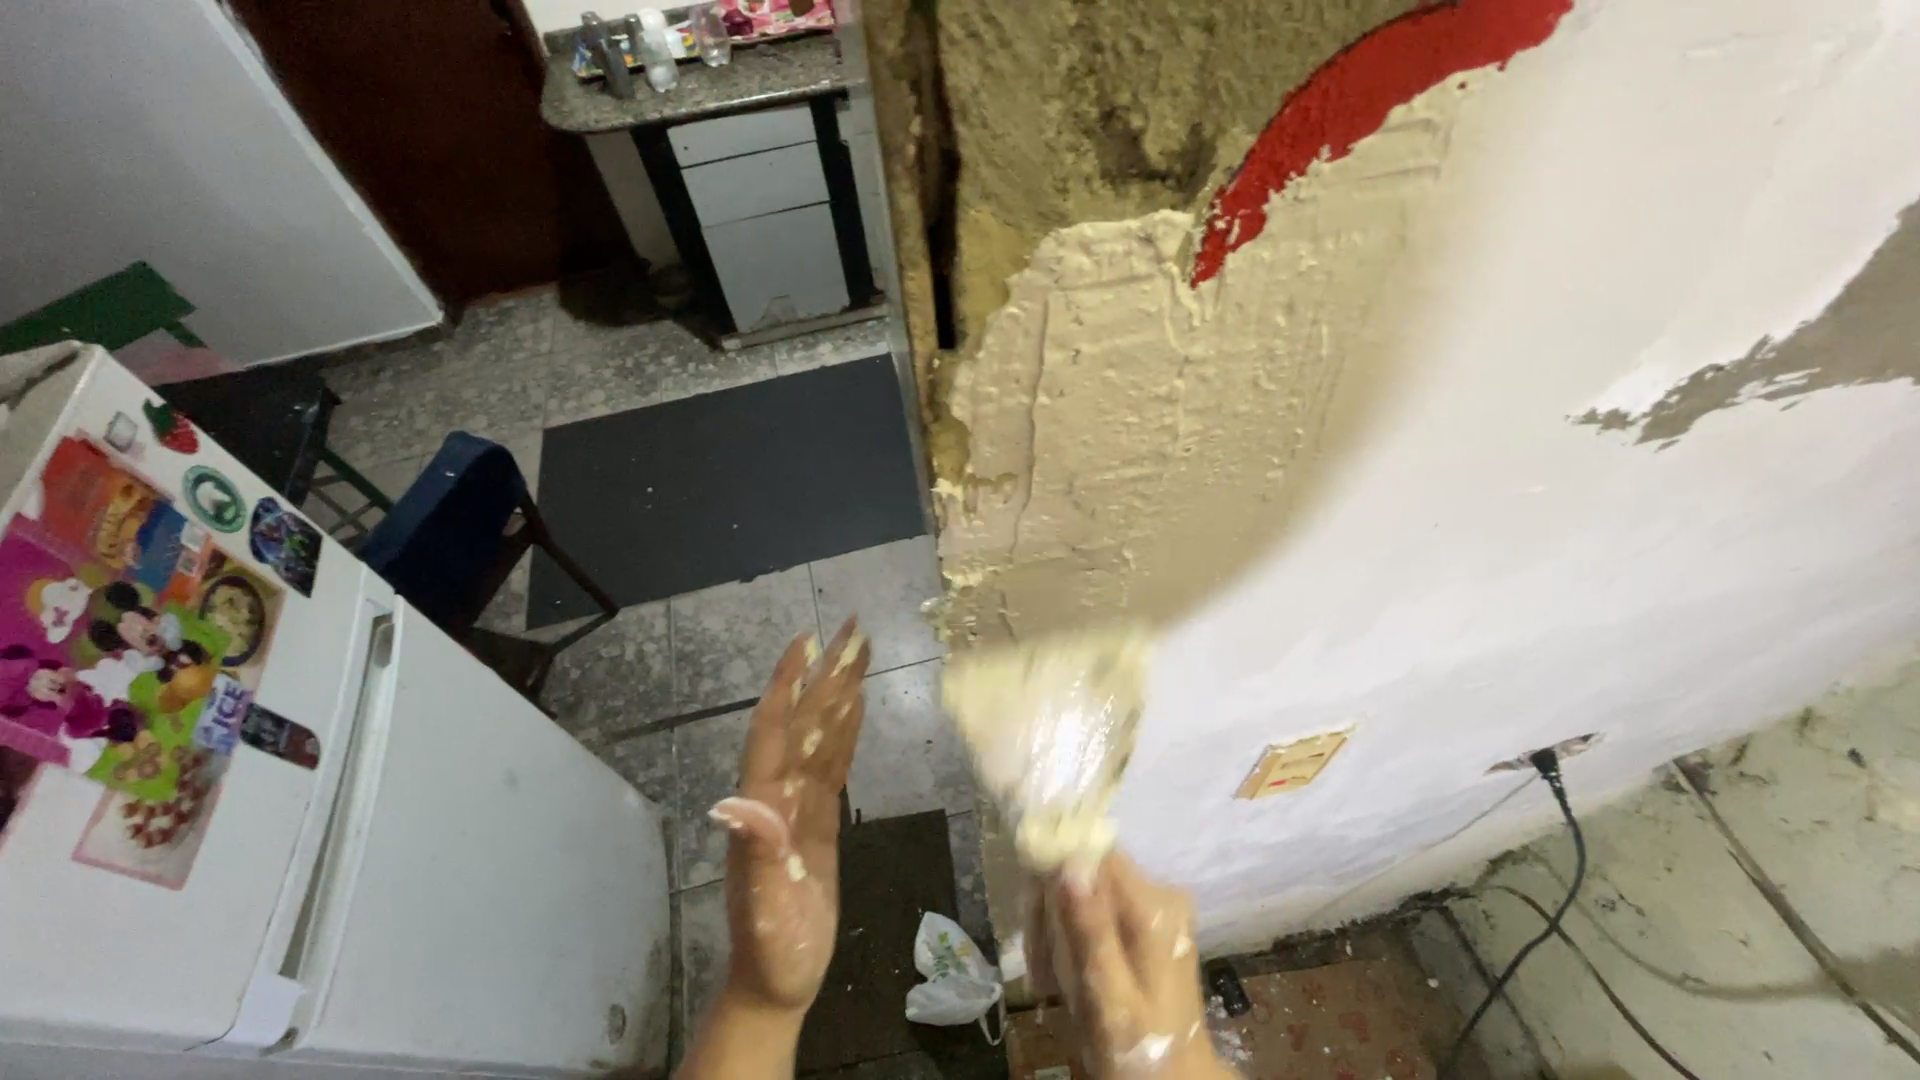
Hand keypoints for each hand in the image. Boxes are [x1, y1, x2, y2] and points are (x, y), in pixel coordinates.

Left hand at [707, 619, 870, 1015]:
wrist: (778, 981)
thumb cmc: (773, 951)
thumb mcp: (766, 910)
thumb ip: (755, 855)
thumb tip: (735, 802)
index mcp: (765, 805)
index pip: (775, 731)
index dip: (788, 684)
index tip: (806, 641)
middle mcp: (778, 794)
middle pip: (805, 722)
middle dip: (826, 673)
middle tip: (853, 629)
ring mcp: (799, 806)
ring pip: (822, 736)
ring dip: (838, 692)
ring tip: (858, 653)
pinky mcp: (819, 820)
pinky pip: (834, 764)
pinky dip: (846, 731)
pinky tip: (856, 706)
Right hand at [1030, 853, 1233, 1078]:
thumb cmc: (1141, 1050)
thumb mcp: (1108, 997)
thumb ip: (1090, 929)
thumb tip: (1068, 861)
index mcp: (1152, 906)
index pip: (1090, 853)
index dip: (1052, 876)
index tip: (1032, 924)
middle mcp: (1158, 892)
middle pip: (1084, 869)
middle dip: (1050, 912)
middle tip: (1036, 968)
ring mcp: (1154, 905)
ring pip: (1082, 887)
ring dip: (1055, 927)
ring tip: (1045, 978)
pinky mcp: (1146, 919)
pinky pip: (1093, 906)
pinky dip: (1071, 935)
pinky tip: (1062, 972)